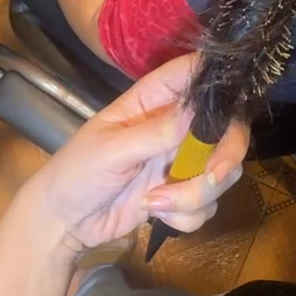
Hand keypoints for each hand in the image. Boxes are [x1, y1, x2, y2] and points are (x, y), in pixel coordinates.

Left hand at [26, 53, 250, 252]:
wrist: (63, 223)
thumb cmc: (77, 172)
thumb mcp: (112, 149)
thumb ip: (157, 132)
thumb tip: (199, 110)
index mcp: (155, 100)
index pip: (194, 72)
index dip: (218, 77)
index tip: (232, 99)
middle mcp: (177, 126)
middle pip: (228, 128)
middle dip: (226, 156)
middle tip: (212, 176)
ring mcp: (182, 161)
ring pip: (221, 171)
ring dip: (196, 195)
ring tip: (156, 203)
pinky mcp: (182, 194)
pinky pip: (207, 204)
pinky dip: (186, 215)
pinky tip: (154, 214)